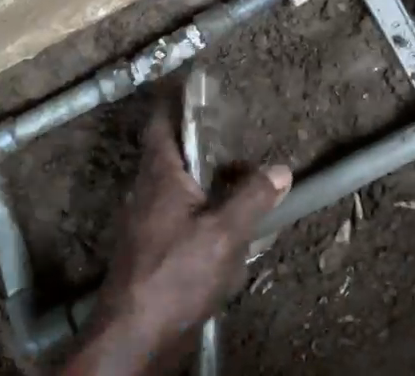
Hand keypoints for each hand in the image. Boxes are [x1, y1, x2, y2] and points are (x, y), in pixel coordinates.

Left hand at [62, 105, 290, 374]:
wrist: (134, 334)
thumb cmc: (175, 273)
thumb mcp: (224, 233)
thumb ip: (251, 198)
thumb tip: (280, 169)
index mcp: (159, 174)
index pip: (160, 121)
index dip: (173, 99)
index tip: (190, 81)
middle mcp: (146, 190)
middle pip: (167, 152)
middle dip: (194, 140)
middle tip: (226, 130)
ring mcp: (144, 222)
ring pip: (172, 185)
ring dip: (197, 176)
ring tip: (232, 175)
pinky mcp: (149, 250)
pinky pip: (174, 214)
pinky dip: (196, 208)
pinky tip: (220, 224)